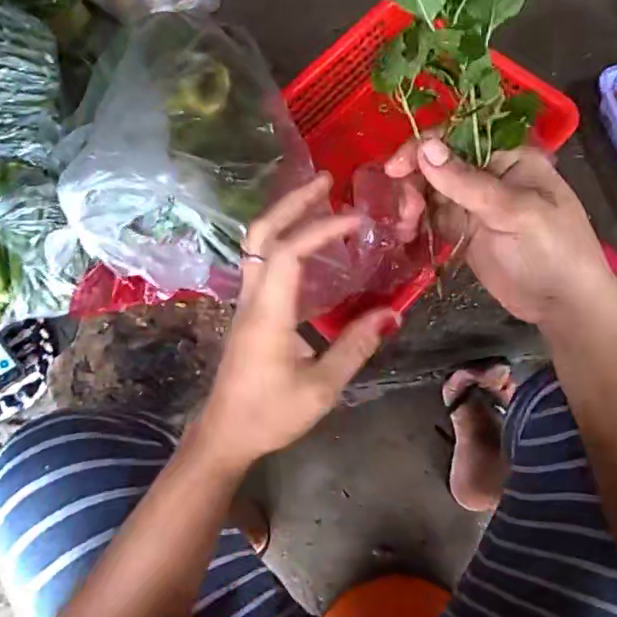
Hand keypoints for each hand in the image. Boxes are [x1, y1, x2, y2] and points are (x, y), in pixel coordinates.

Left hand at [193, 174, 395, 467]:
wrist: (224, 435)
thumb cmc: (270, 414)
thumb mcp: (322, 387)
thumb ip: (356, 347)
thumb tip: (391, 313)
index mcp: (268, 313)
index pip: (290, 253)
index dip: (322, 229)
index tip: (357, 220)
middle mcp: (253, 298)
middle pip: (262, 234)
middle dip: (294, 202)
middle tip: (327, 181)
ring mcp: (248, 302)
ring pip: (258, 244)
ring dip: (287, 216)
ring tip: (321, 201)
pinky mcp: (252, 311)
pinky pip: (265, 261)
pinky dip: (287, 239)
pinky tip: (313, 245)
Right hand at [384, 138, 616, 325]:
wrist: (565, 304)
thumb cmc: (554, 250)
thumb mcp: (516, 213)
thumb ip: (469, 183)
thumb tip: (426, 147)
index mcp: (509, 157)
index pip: (458, 137)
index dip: (424, 146)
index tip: (396, 169)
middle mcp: (489, 173)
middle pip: (437, 162)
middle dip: (415, 181)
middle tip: (405, 210)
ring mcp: (475, 203)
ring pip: (430, 190)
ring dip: (411, 203)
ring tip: (405, 227)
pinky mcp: (464, 231)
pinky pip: (432, 217)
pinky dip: (415, 223)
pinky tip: (405, 235)